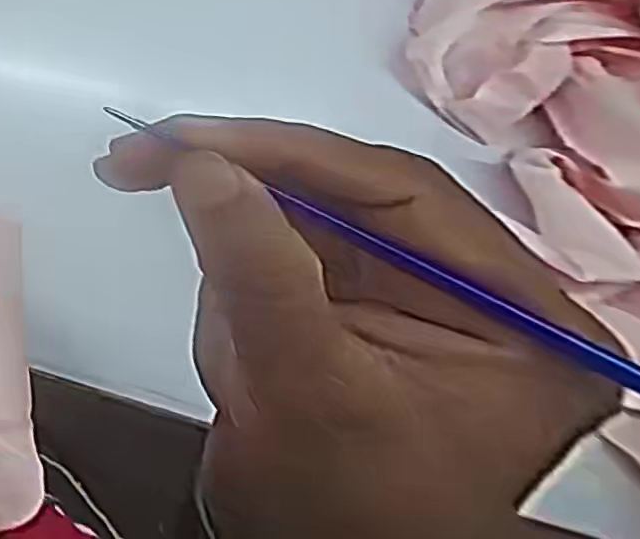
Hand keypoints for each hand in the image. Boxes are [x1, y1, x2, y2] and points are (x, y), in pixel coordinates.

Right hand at [94, 118, 619, 538]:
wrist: (298, 537)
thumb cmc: (335, 493)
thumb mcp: (303, 381)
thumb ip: (257, 266)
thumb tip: (199, 164)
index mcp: (507, 312)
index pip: (395, 191)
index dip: (286, 150)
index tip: (191, 139)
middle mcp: (454, 278)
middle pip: (336, 178)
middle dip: (232, 154)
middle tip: (146, 147)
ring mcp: (383, 270)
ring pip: (292, 184)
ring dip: (208, 164)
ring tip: (132, 161)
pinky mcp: (321, 270)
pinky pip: (264, 208)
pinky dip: (205, 191)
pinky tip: (160, 180)